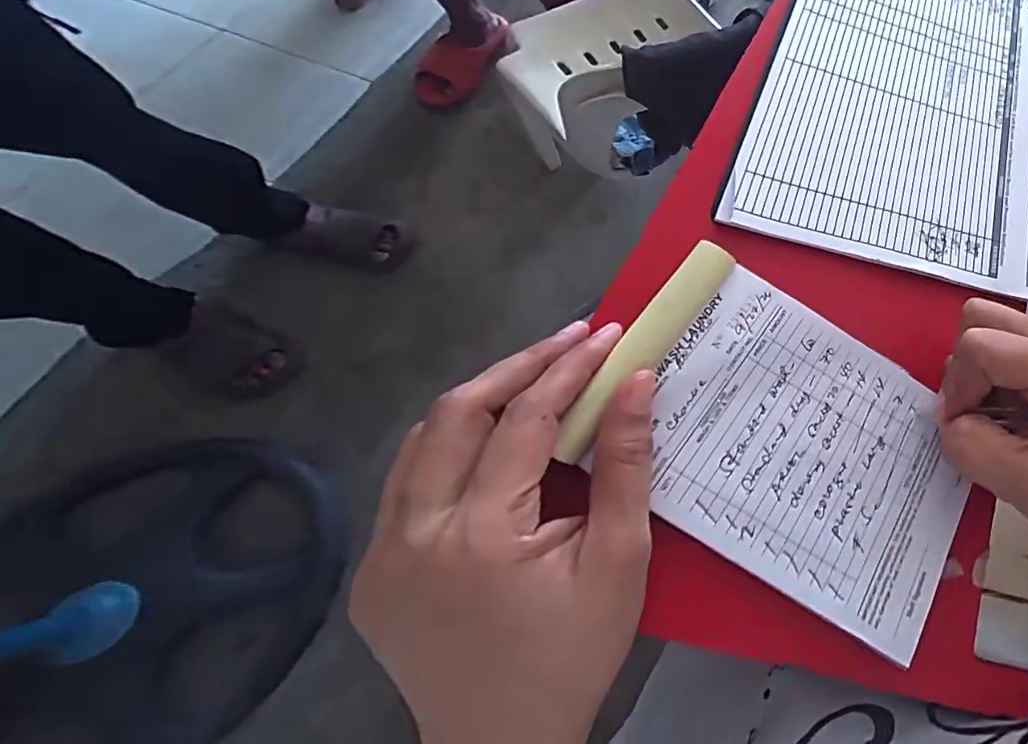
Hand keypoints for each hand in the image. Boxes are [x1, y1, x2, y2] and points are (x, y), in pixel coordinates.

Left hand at [349, 320, 656, 743]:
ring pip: (426, 437)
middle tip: (577, 338)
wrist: (502, 742)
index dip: (570, 370)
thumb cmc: (574, 650)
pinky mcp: (377, 567)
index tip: (610, 335)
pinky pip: (416, 474)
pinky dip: (462, 434)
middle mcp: (410, 537)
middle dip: (522, 365)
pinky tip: (505, 428)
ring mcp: (382, 554)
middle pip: (456, 414)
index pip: (523, 422)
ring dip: (489, 393)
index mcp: (476, 537)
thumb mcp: (620, 557)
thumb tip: (638, 383)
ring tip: (547, 369)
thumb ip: (627, 464)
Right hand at [936, 300, 1027, 555]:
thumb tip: (946, 421)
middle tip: (972, 417)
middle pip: (978, 318)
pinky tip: (996, 414)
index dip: (959, 387)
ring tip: (989, 420)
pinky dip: (977, 377)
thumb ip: (978, 451)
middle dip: (961, 368)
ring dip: (969, 374)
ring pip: (979, 326)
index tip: (963, 430)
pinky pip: (988, 344)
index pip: (981, 345)